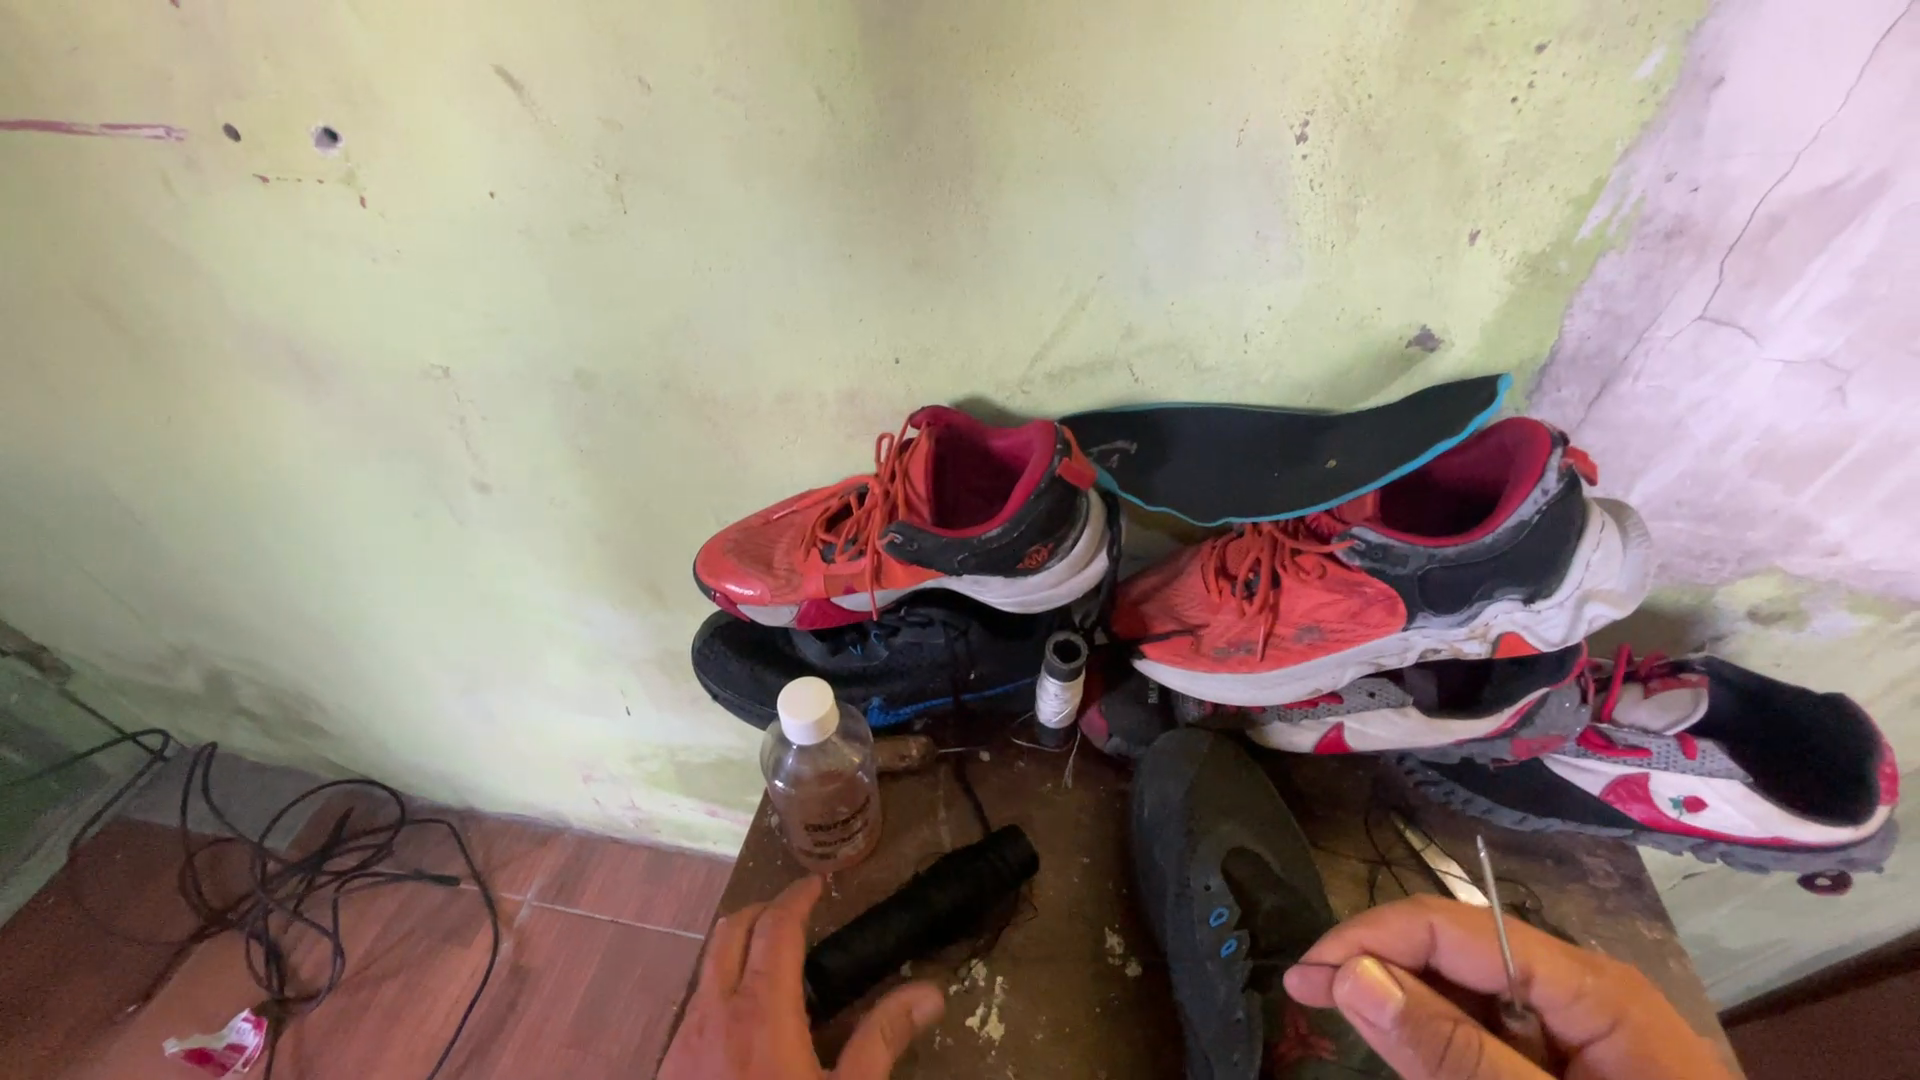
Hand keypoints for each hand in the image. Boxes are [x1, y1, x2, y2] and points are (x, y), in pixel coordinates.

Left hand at [660, 876, 945, 1079]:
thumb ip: (882, 1039)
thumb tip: (930, 993)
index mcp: (761, 1011)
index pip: (776, 927)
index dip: (797, 897)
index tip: (818, 884)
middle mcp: (713, 1012)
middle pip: (731, 931)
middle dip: (762, 909)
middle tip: (796, 912)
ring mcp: (682, 1041)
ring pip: (706, 965)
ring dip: (739, 947)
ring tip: (774, 963)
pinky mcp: (667, 1068)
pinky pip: (694, 1004)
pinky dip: (721, 985)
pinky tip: (746, 1021)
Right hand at [1281, 896, 1738, 1079]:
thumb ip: (1455, 1056)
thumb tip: (1349, 976)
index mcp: (1589, 987)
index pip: (1449, 925)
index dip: (1368, 939)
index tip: (1304, 977)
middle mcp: (1578, 987)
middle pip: (1451, 951)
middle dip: (1379, 970)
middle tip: (1311, 1001)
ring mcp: (1575, 1024)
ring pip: (1461, 990)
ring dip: (1407, 1010)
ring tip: (1360, 1029)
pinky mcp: (1569, 1057)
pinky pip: (1486, 1029)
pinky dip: (1443, 1041)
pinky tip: (1421, 1057)